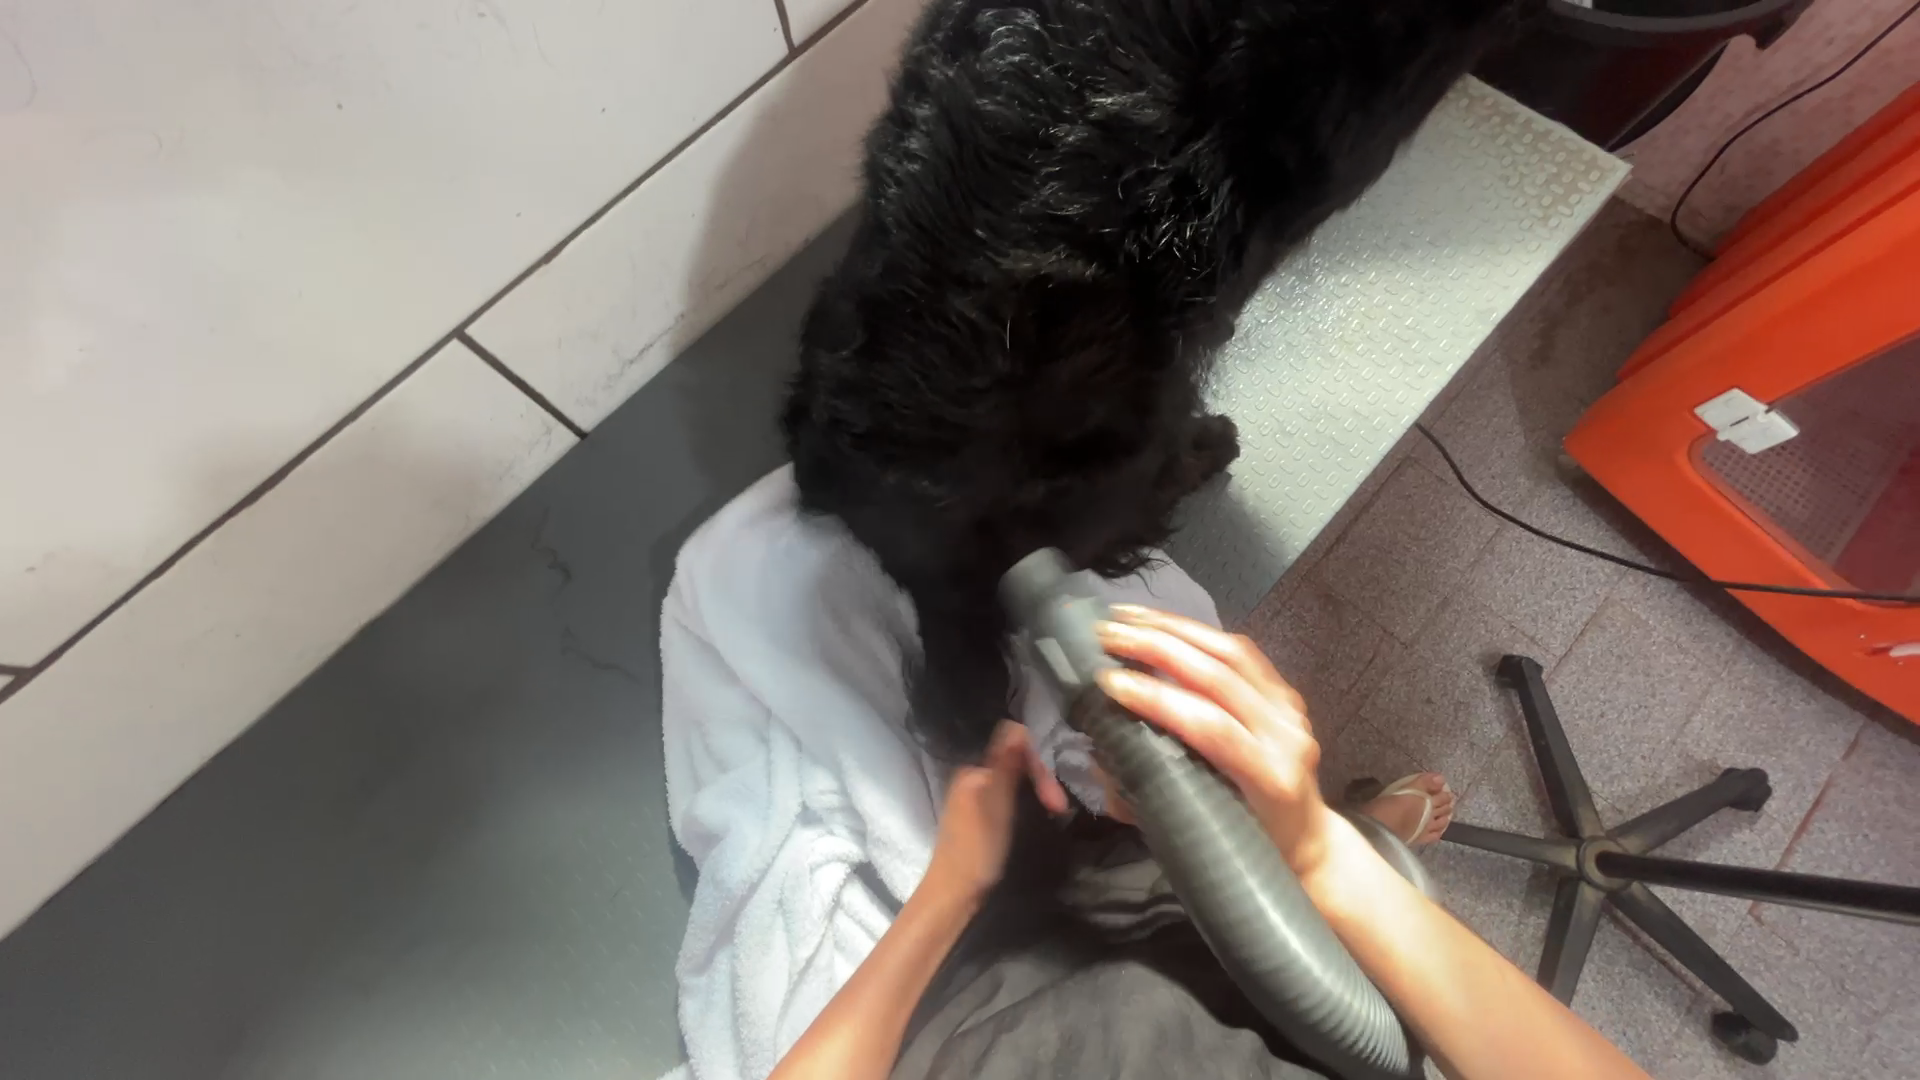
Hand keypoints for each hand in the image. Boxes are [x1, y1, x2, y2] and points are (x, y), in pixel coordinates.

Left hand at [921, 721, 1069, 904]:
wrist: (953, 894)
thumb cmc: (976, 851)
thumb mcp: (997, 807)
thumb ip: (1006, 766)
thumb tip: (1017, 727)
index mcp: (974, 770)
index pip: (1015, 744)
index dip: (1040, 764)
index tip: (1056, 797)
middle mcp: (972, 776)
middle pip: (1015, 760)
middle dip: (1041, 778)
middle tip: (1060, 809)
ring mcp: (974, 794)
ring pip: (1014, 778)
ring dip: (1036, 789)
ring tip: (1055, 811)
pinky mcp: (979, 812)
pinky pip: (1008, 792)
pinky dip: (1025, 799)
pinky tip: (1036, 813)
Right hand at [1093, 605, 1347, 885]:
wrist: (1308, 842)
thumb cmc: (1249, 845)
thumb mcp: (1196, 832)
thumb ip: (1147, 798)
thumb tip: (1101, 759)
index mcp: (1268, 777)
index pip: (1211, 726)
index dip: (1158, 700)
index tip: (1108, 683)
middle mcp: (1286, 735)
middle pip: (1218, 677)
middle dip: (1155, 650)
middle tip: (1106, 637)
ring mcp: (1290, 708)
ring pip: (1230, 652)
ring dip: (1170, 628)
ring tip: (1124, 617)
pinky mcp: (1286, 690)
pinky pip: (1240, 649)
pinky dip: (1194, 630)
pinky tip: (1160, 621)